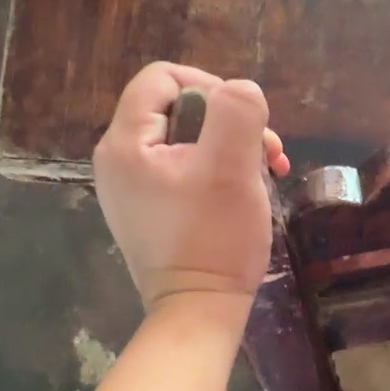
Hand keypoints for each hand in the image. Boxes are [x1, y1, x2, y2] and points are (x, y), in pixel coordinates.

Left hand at [92, 62, 291, 313]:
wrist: (199, 311)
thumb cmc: (215, 240)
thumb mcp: (232, 168)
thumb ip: (237, 114)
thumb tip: (243, 91)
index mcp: (126, 143)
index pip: (163, 78)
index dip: (212, 86)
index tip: (249, 121)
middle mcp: (119, 161)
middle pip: (178, 111)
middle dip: (231, 124)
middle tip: (270, 155)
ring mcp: (133, 191)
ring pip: (188, 143)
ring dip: (232, 150)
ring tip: (267, 176)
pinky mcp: (151, 214)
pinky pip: (185, 174)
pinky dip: (219, 175)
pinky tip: (246, 195)